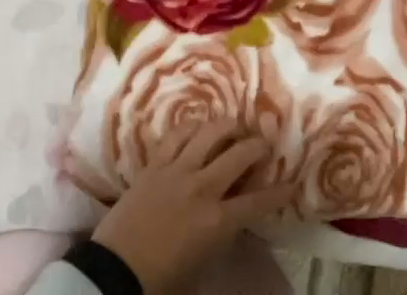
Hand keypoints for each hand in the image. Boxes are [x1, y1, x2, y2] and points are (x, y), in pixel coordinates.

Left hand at [85, 122, 292, 293]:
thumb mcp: (204, 262)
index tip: (290, 183)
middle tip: (264, 144)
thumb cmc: (163, 278)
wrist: (116, 269)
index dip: (280, 192)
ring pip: (209, 133)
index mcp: (218, 221)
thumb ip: (222, 234)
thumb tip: (233, 217)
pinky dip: (192, 127)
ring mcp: (176, 171)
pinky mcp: (154, 164)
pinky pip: (176, 135)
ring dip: (228, 126)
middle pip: (239, 154)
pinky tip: (198, 128)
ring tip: (236, 127)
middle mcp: (202, 188)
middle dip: (258, 145)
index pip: (259, 201)